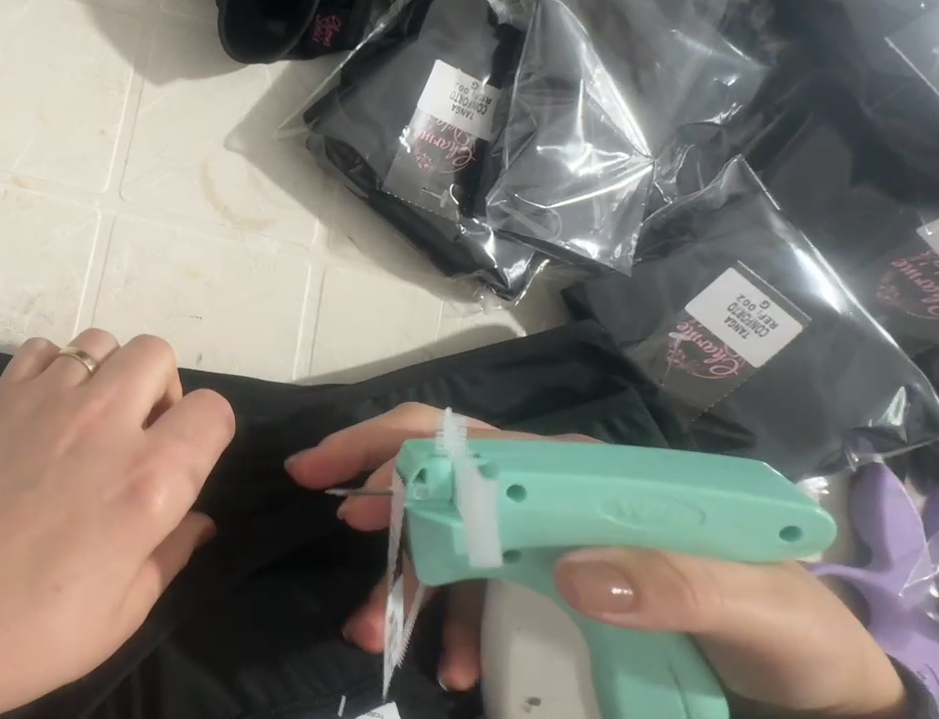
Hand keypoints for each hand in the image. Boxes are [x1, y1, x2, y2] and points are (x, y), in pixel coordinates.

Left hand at [0, 331, 235, 718]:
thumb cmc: (42, 629)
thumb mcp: (128, 608)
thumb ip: (172, 550)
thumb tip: (199, 517)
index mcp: (150, 481)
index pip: (213, 411)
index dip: (209, 432)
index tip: (187, 456)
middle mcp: (104, 423)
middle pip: (156, 354)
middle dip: (161, 388)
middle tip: (138, 433)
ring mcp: (47, 400)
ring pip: (100, 342)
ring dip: (108, 373)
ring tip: (91, 418)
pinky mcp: (2, 395)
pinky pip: (42, 348)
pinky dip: (53, 367)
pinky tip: (45, 409)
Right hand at [289, 404, 908, 717]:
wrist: (810, 688)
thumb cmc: (784, 629)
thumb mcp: (753, 604)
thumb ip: (674, 581)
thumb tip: (571, 571)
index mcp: (576, 475)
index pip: (467, 442)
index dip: (395, 452)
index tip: (341, 479)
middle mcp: (542, 495)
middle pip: (437, 474)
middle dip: (374, 488)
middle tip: (320, 499)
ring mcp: (538, 542)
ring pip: (445, 542)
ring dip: (402, 583)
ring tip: (370, 632)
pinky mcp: (541, 588)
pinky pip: (477, 597)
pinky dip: (451, 629)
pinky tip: (454, 668)